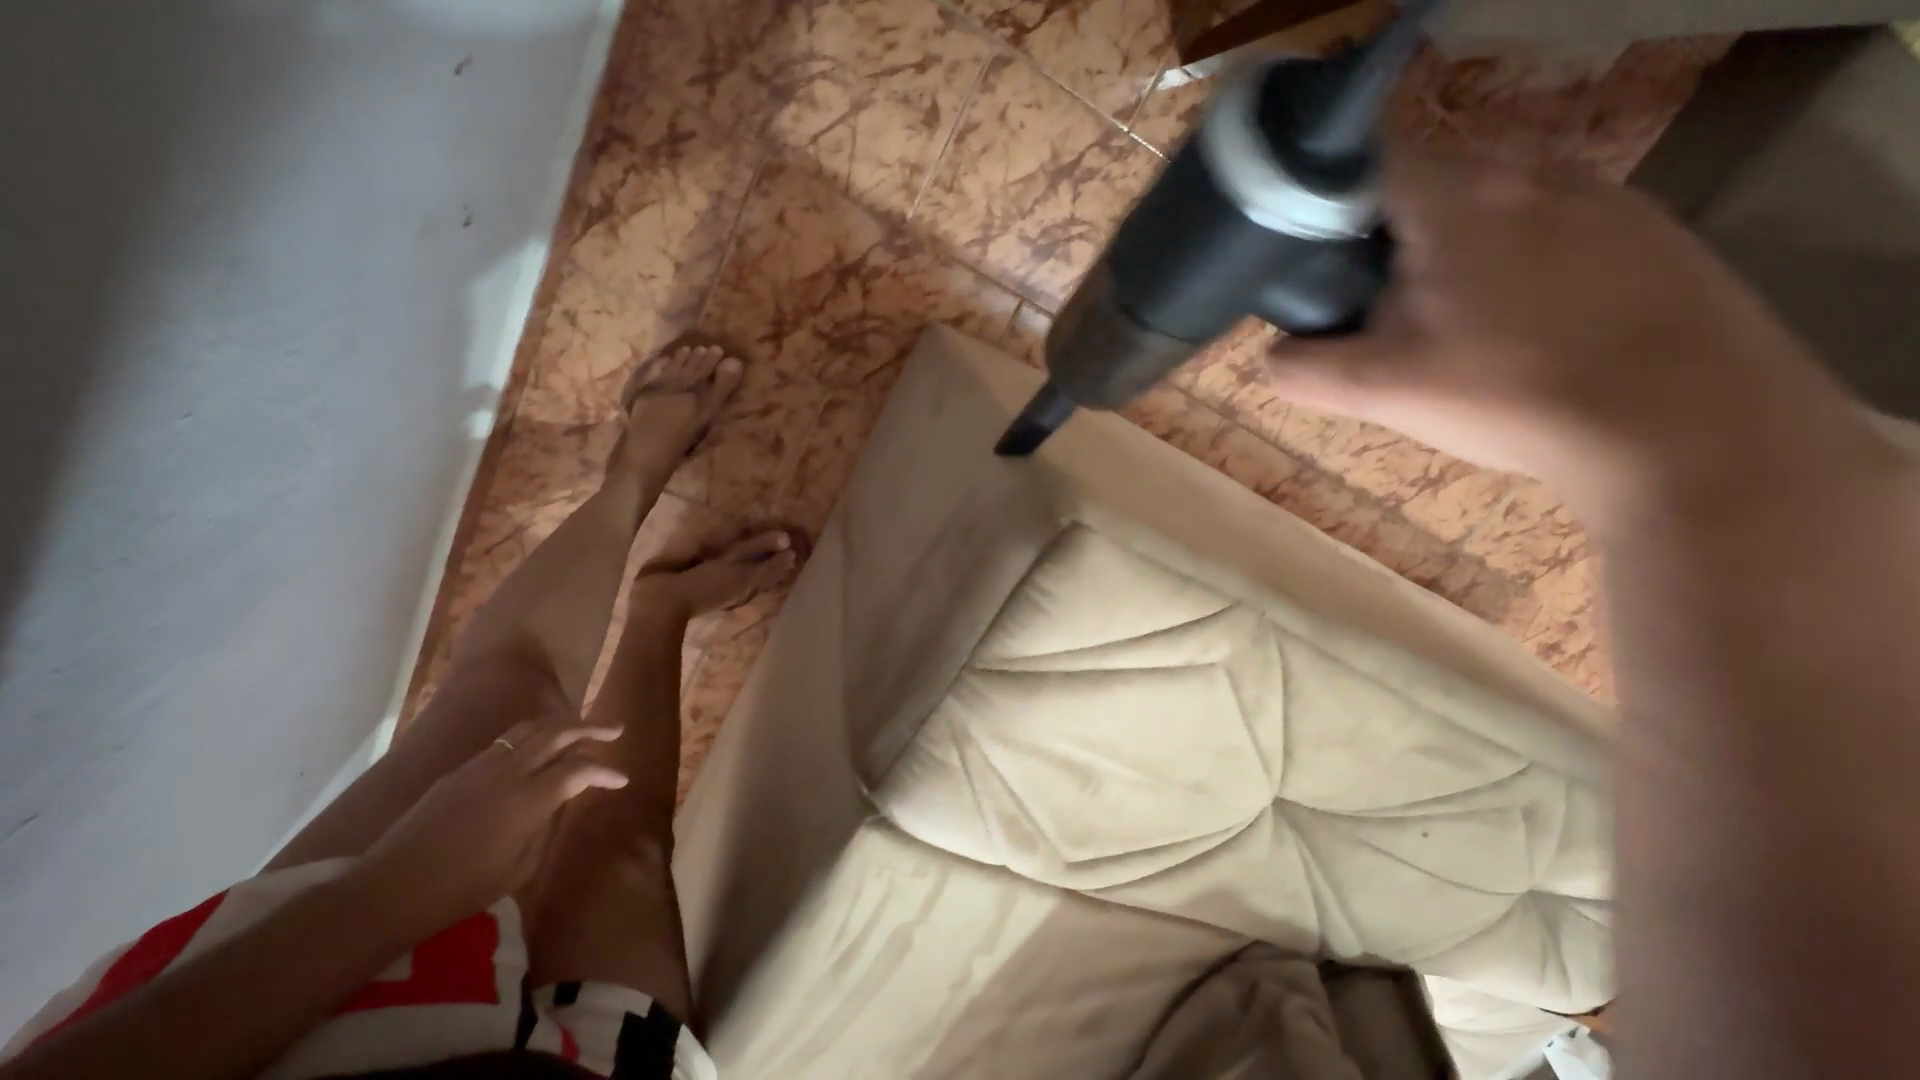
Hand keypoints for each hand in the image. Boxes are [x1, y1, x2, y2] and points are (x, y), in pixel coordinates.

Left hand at [350, 720, 626, 932]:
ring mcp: (479, 766)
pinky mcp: (459, 771)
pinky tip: (537, 753)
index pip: (578, 769)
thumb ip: (546, 826)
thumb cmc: (461, 891)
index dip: (605, 770)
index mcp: (527, 800)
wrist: (389, 890)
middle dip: (590, 727)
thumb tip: (559, 799)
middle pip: (557, 732)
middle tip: (615, 729)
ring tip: (578, 733)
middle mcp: (507, 772)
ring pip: (529, 729)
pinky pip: (505, 742)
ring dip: (559, 726)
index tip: (622, 779)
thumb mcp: (519, 868)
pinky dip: (531, 739)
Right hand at [1263, 150, 1858, 518]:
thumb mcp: (1383, 392)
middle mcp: (1532, 172)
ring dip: (1466, 252)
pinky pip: (1561, 230)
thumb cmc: (1515, 394)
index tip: (1323, 262)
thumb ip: (1304, 369)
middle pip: (1434, 186)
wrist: (1688, 427)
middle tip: (1388, 312)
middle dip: (1397, 239)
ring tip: (1466, 327)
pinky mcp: (1654, 232)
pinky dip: (1530, 265)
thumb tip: (1270, 358)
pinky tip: (1540, 330)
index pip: (1368, 161)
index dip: (1332, 205)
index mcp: (1458, 197)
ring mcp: (1605, 196)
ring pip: (1499, 208)